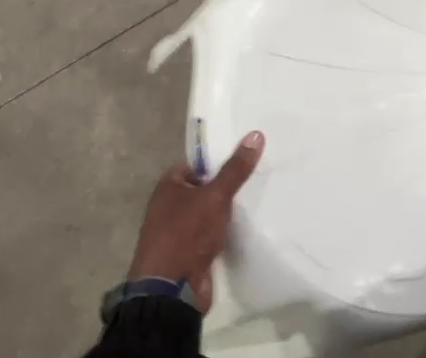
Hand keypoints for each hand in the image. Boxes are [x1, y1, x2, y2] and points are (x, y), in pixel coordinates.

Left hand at [127, 131, 264, 309]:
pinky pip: (211, 235)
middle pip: (204, 188)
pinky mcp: (189, 254)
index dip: (218, 159)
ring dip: (227, 211)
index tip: (245, 156)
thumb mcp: (215, 196)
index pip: (196, 163)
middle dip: (226, 186)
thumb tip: (256, 134)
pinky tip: (247, 227)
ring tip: (257, 199)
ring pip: (209, 213)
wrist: (171, 292)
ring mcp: (178, 233)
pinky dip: (225, 232)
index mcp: (168, 187)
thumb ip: (235, 168)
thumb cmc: (186, 234)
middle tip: (257, 176)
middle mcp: (169, 207)